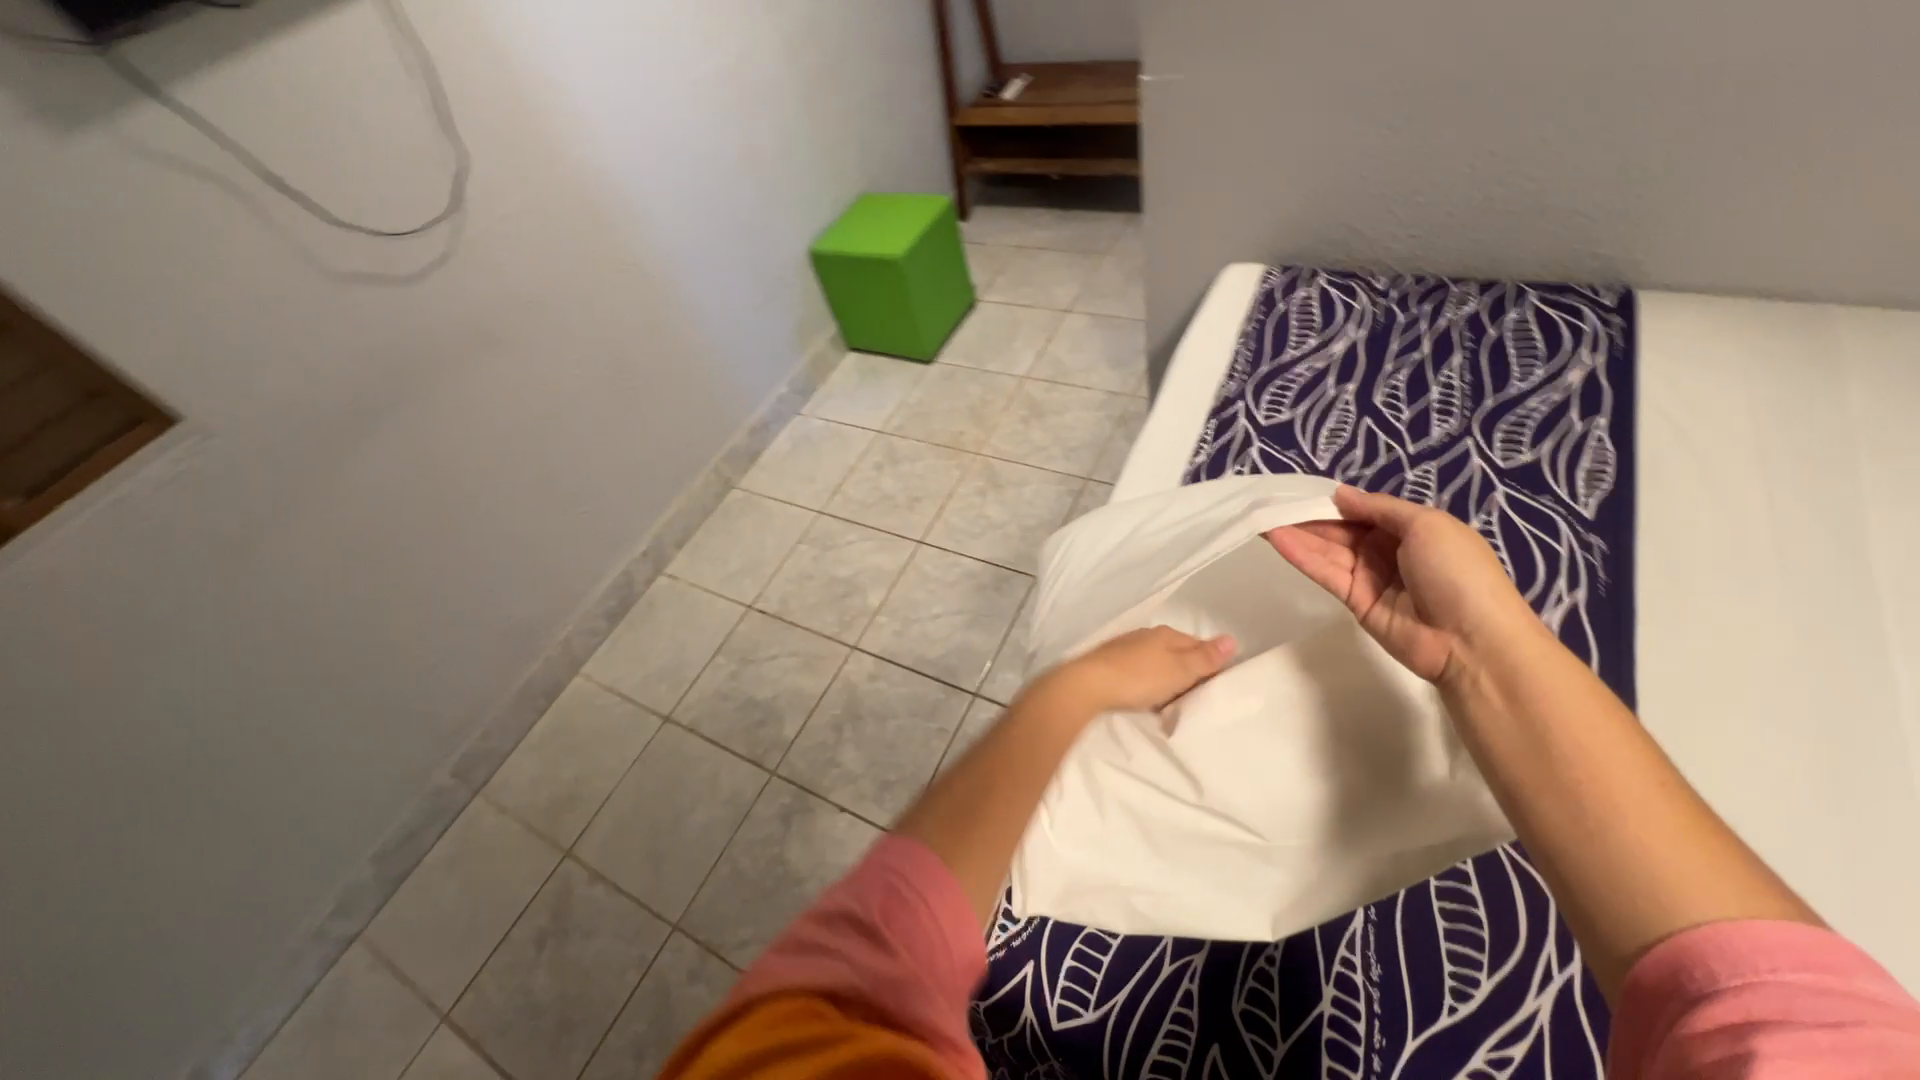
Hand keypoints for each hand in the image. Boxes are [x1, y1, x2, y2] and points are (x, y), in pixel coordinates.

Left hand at [1031, 626, 1237, 714]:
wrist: (1088, 684)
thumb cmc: (1138, 678)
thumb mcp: (1179, 670)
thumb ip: (1205, 658)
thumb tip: (1232, 639)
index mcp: (1166, 634)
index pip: (1198, 644)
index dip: (1209, 663)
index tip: (1213, 685)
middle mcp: (1146, 635)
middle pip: (1176, 651)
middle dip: (1186, 669)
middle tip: (1192, 695)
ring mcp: (1125, 647)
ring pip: (1156, 659)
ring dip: (1165, 675)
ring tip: (1169, 697)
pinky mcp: (1109, 661)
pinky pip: (1137, 668)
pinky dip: (1146, 679)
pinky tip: (1143, 693)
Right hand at [1265, 485, 1537, 683]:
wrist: (1471, 640)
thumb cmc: (1458, 571)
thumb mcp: (1427, 525)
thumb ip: (1379, 508)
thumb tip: (1340, 494)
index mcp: (1412, 528)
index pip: (1364, 509)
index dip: (1335, 500)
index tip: (1300, 489)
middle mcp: (1388, 549)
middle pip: (1342, 529)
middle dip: (1308, 515)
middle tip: (1269, 502)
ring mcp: (1370, 576)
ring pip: (1328, 549)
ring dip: (1296, 532)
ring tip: (1261, 516)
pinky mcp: (1354, 601)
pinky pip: (1325, 573)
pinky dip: (1301, 555)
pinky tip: (1275, 538)